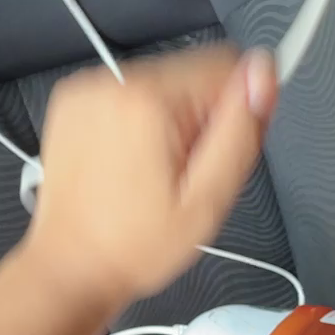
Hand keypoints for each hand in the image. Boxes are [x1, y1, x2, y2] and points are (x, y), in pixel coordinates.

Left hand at [23, 46, 279, 306]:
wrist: (72, 267)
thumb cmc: (131, 247)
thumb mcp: (207, 201)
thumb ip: (242, 132)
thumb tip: (262, 73)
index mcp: (149, 103)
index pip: (228, 66)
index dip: (234, 116)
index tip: (213, 155)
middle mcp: (111, 85)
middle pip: (192, 76)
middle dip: (198, 123)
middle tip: (179, 177)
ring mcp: (87, 92)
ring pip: (162, 87)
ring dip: (166, 127)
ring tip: (149, 177)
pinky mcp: (74, 104)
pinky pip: (128, 98)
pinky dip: (136, 128)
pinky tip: (128, 169)